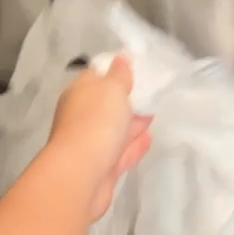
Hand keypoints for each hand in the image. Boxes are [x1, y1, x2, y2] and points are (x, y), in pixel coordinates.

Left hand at [47, 55, 152, 220]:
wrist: (81, 175)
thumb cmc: (96, 123)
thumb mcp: (111, 89)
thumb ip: (119, 75)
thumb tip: (121, 59)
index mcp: (80, 94)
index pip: (97, 76)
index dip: (116, 71)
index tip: (139, 69)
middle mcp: (82, 117)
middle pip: (106, 105)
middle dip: (127, 99)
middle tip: (152, 93)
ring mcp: (91, 144)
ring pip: (114, 129)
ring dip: (132, 122)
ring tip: (154, 114)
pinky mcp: (102, 168)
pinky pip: (121, 152)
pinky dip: (134, 144)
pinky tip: (149, 139)